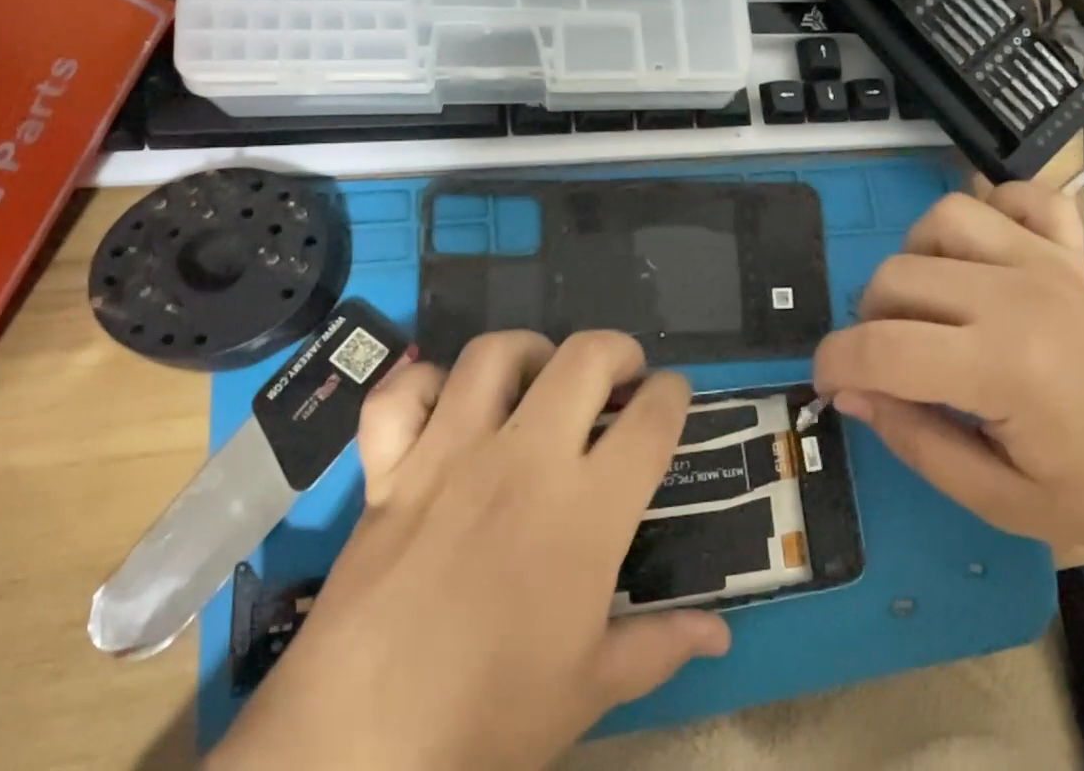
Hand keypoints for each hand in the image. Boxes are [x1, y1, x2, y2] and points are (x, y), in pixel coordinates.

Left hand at [209, 331, 730, 770]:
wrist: (361, 740)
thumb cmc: (492, 713)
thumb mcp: (592, 686)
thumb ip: (662, 645)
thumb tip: (722, 634)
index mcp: (589, 509)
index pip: (651, 420)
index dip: (674, 395)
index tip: (673, 397)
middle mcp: (524, 460)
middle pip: (583, 359)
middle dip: (617, 351)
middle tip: (622, 377)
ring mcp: (449, 455)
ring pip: (495, 356)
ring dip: (531, 351)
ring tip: (542, 377)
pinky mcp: (387, 470)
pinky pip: (400, 394)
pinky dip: (424, 383)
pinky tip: (446, 403)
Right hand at [813, 177, 1083, 549]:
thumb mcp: (1000, 498)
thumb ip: (916, 443)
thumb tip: (854, 394)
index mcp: (999, 366)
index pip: (879, 347)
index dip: (833, 366)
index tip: (830, 389)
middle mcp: (1015, 297)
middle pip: (895, 277)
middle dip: (867, 325)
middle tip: (891, 369)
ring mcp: (1047, 265)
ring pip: (944, 221)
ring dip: (914, 261)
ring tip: (928, 308)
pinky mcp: (1073, 256)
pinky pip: (1024, 198)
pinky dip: (992, 210)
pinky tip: (984, 256)